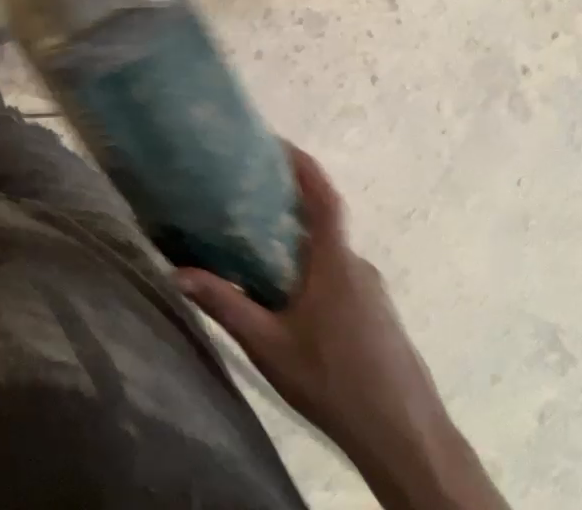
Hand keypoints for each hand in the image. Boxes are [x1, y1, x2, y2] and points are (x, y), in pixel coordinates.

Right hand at [177, 148, 506, 509]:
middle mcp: (358, 269)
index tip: (275, 141)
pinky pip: (337, 277)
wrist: (407, 439)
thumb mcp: (268, 344)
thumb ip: (223, 304)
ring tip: (250, 246)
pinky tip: (282, 295)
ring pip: (327, 255)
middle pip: (321, 224)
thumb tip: (174, 272)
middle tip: (238, 199)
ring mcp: (372, 294)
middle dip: (283, 206)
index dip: (302, 165)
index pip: (323, 198)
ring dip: (294, 244)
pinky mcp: (376, 317)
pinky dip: (308, 270)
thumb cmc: (335, 382)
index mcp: (336, 264)